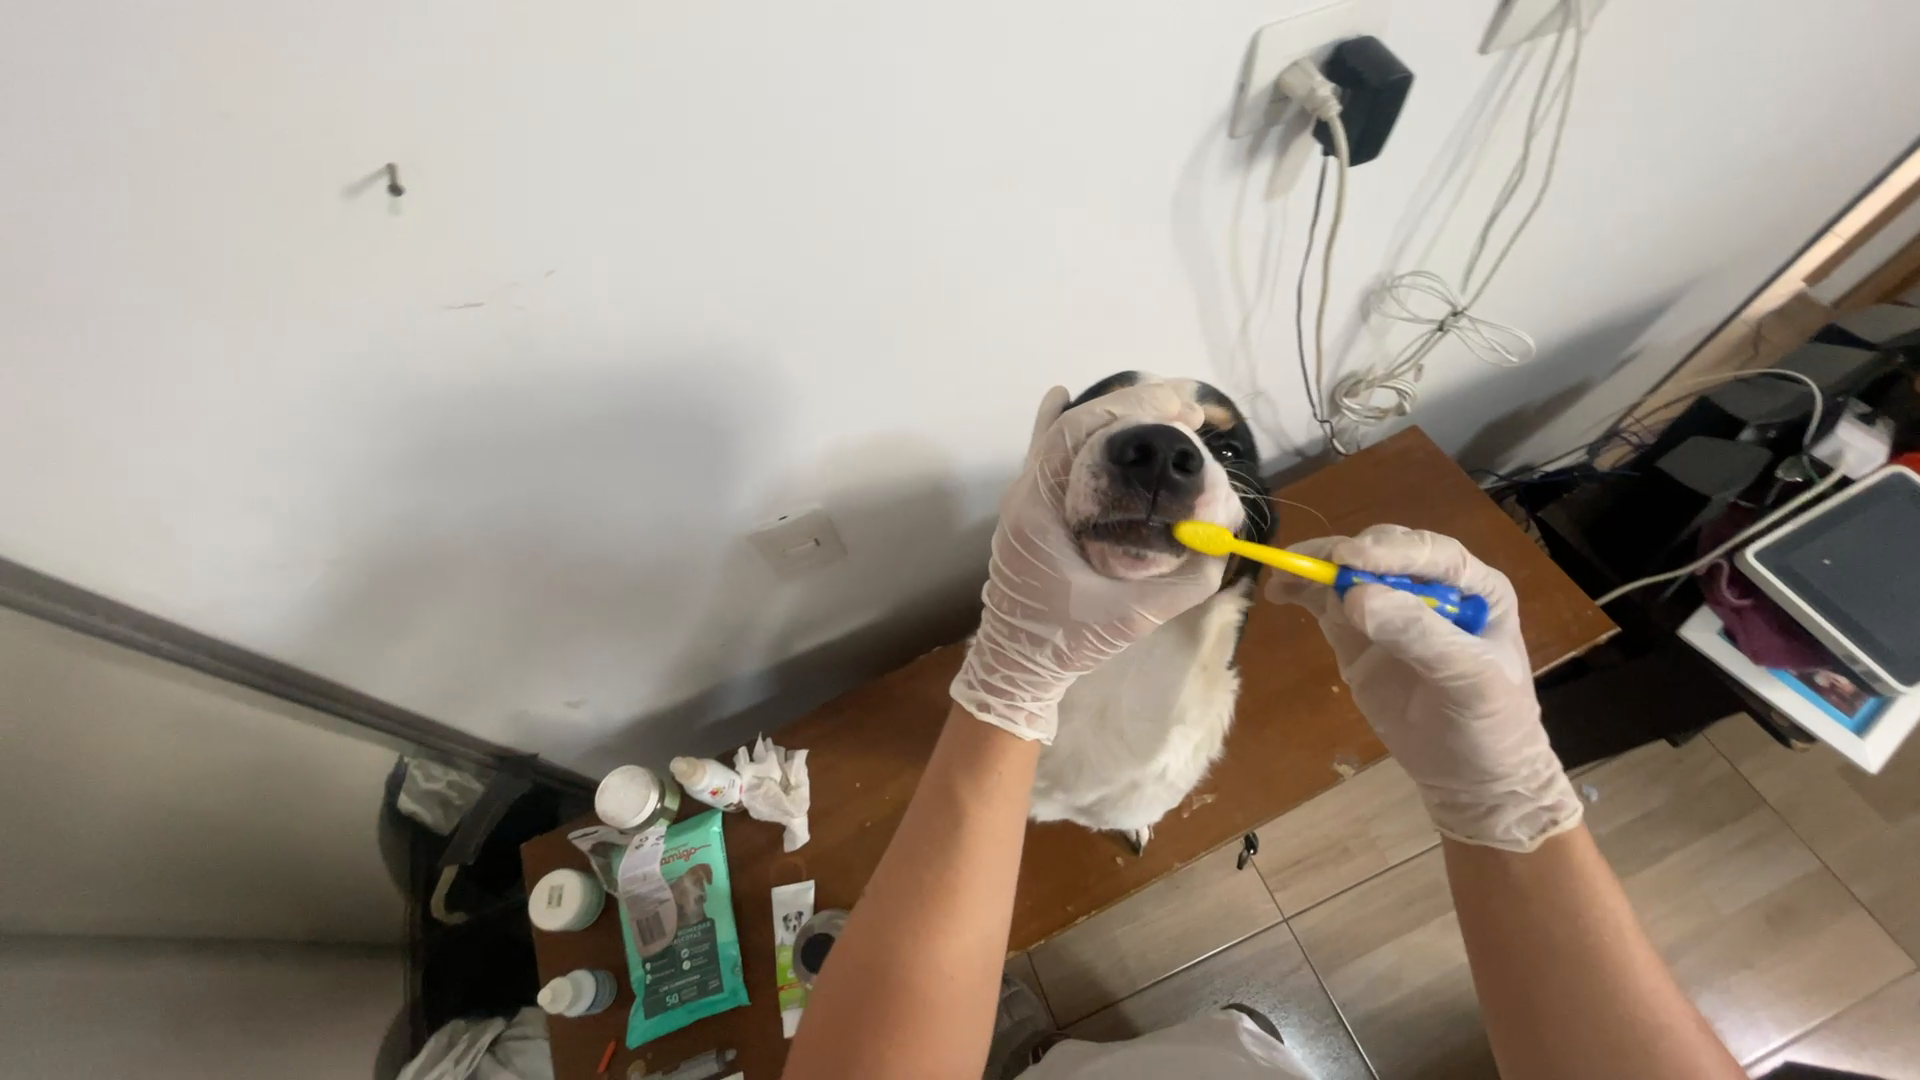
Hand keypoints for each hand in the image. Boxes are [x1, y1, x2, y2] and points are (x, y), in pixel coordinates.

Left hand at [951, 385, 1227, 742]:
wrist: (1015, 665)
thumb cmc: (1068, 641)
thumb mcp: (1137, 615)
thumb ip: (1186, 582)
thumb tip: (1225, 540)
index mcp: (1040, 511)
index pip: (1079, 434)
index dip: (1133, 410)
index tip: (1183, 411)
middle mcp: (1024, 496)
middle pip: (1072, 427)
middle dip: (1131, 407)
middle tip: (1187, 409)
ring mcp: (1021, 502)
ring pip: (1059, 437)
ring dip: (1107, 417)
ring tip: (1160, 408)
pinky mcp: (1026, 512)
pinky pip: (1042, 457)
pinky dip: (1058, 427)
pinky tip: (1062, 397)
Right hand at [1268, 525, 1581, 851]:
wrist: (1469, 774)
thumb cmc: (1489, 726)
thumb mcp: (1470, 681)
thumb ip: (1420, 635)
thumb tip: (1356, 597)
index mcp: (1472, 588)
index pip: (1428, 553)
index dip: (1388, 550)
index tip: (1349, 559)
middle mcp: (1428, 587)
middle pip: (1380, 551)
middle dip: (1344, 554)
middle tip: (1312, 566)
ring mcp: (1388, 609)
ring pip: (1346, 571)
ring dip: (1313, 566)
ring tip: (1283, 573)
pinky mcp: (1355, 632)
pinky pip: (1325, 600)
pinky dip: (1301, 591)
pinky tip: (1281, 591)